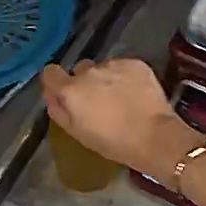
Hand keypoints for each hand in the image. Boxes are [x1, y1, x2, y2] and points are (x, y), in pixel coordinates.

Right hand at [41, 59, 202, 178]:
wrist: (154, 136)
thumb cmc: (113, 142)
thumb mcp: (76, 132)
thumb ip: (58, 109)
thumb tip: (51, 93)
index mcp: (71, 90)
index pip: (51, 73)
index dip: (57, 82)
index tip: (67, 92)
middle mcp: (89, 71)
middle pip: (81, 71)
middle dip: (86, 83)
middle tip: (101, 102)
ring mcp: (114, 65)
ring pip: (104, 68)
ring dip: (108, 78)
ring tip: (123, 99)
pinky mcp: (136, 64)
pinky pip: (125, 67)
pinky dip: (128, 76)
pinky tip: (137, 93)